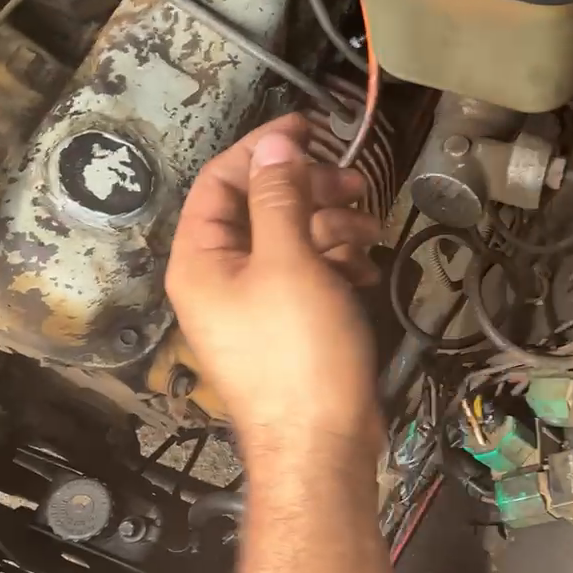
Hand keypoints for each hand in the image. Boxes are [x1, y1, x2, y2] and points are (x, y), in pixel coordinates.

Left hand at [166, 114, 383, 467]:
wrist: (321, 445)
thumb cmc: (300, 354)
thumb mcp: (289, 263)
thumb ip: (278, 197)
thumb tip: (275, 144)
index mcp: (201, 258)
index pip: (223, 179)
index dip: (266, 147)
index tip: (312, 128)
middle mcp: (219, 278)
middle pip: (260, 208)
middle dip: (310, 191)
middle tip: (356, 184)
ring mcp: (253, 305)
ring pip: (290, 242)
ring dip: (331, 228)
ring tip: (371, 234)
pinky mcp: (286, 326)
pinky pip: (305, 278)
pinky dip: (335, 266)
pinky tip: (362, 272)